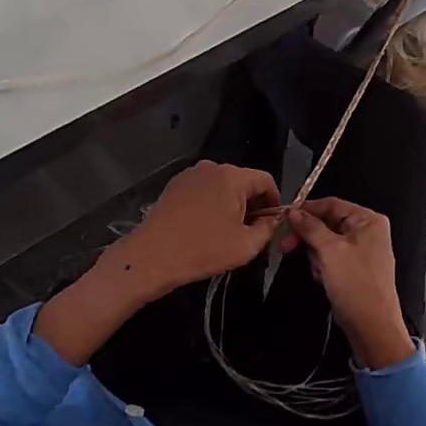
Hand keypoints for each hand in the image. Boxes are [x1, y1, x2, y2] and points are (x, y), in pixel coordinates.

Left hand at [33, 162, 279, 363]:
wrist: (150, 258)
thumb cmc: (203, 250)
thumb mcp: (246, 245)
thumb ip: (268, 228)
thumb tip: (273, 219)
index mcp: (232, 176)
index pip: (266, 180)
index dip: (274, 201)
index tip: (271, 223)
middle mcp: (211, 167)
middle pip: (243, 181)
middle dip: (251, 204)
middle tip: (250, 231)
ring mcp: (189, 175)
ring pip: (223, 186)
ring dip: (230, 205)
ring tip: (226, 232)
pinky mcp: (174, 186)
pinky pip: (204, 191)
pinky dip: (211, 205)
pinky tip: (204, 228)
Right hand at [286, 197, 413, 368]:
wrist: (372, 327)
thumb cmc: (354, 284)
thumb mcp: (329, 251)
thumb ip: (310, 227)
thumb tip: (293, 211)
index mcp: (368, 220)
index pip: (332, 204)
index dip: (306, 209)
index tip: (283, 218)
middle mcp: (368, 231)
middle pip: (328, 222)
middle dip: (309, 237)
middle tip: (285, 247)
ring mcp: (363, 250)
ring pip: (327, 242)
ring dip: (316, 255)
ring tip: (319, 272)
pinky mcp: (356, 268)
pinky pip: (332, 258)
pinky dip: (323, 266)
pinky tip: (323, 279)